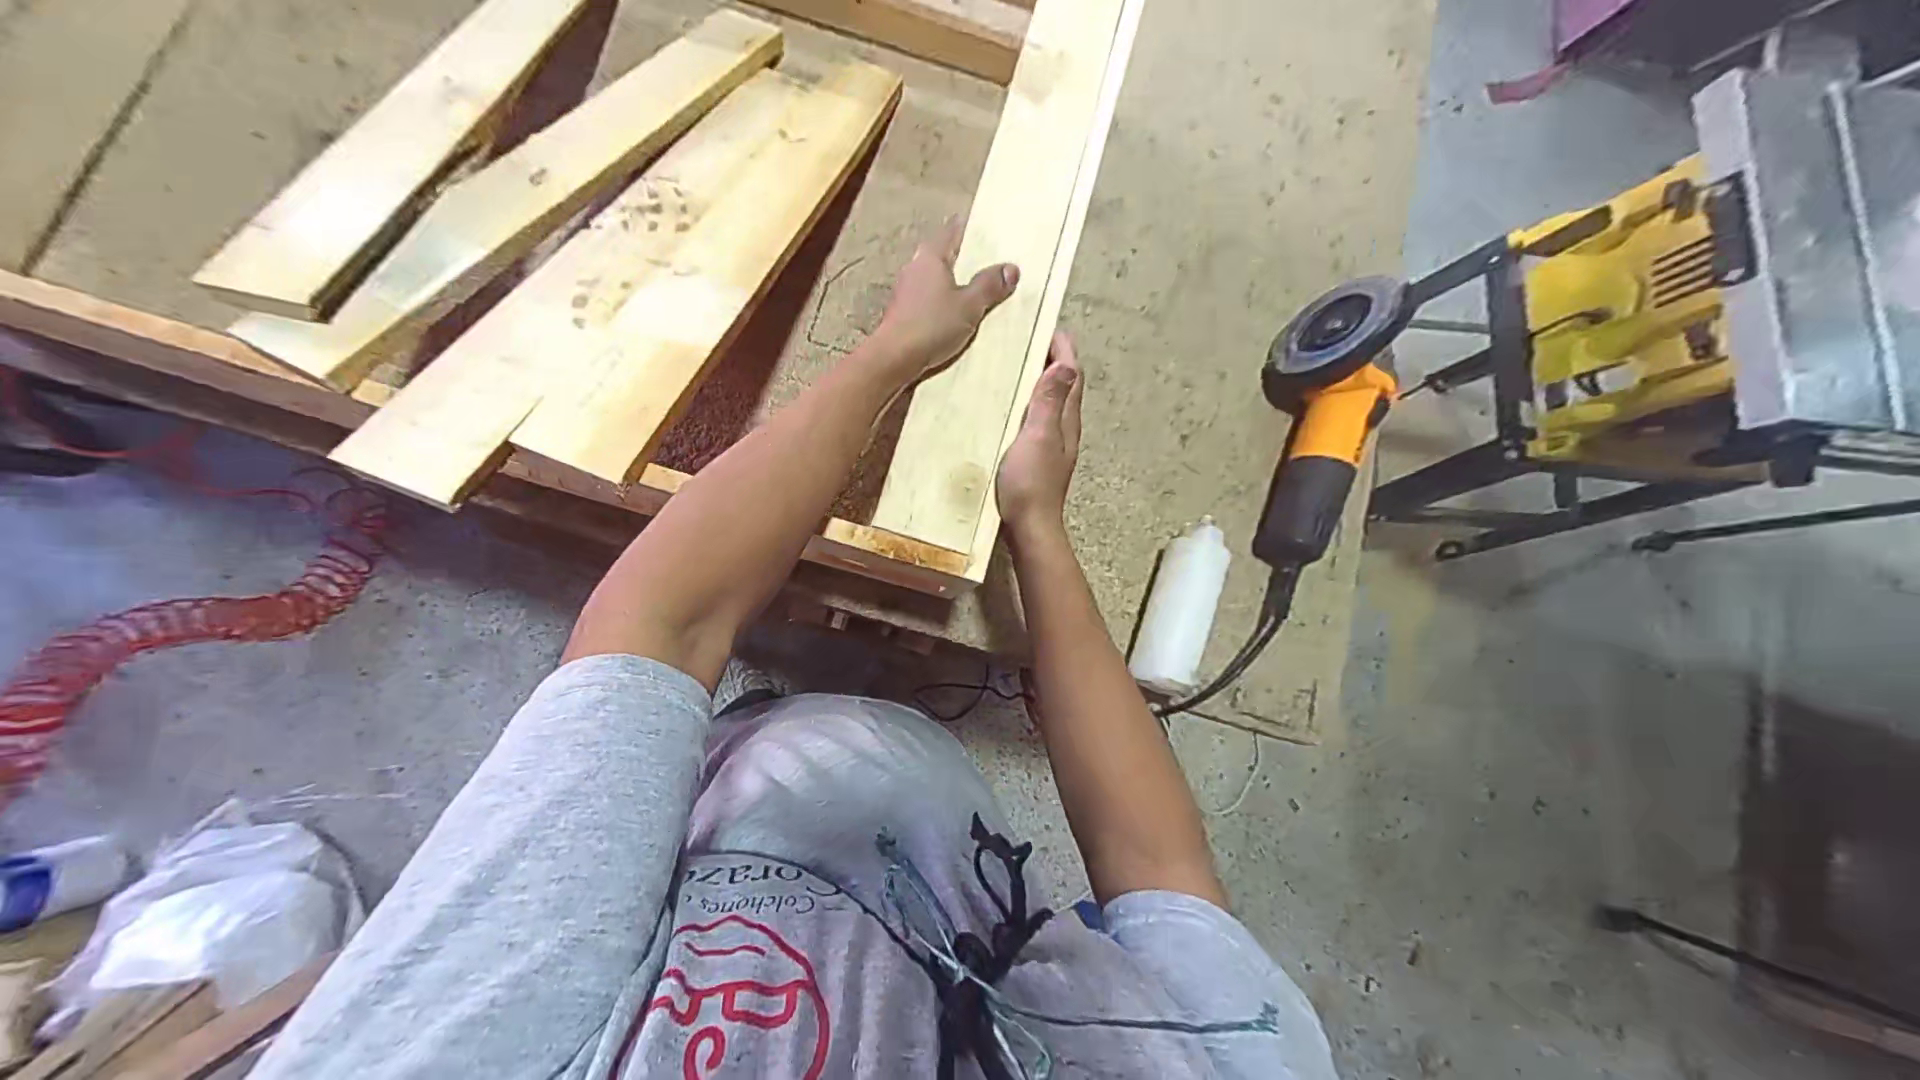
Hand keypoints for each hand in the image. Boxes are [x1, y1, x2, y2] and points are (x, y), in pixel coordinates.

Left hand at [868, 218, 1017, 381]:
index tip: (991, 233)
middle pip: (944, 255)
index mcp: (930, 256)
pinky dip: (943, 303)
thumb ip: (989, 286)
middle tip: (991, 264)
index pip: (953, 230)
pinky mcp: (903, 313)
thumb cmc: (932, 325)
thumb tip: (1011, 269)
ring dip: (954, 284)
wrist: (894, 359)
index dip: (972, 230)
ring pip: (936, 279)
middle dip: (965, 259)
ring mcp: (906, 291)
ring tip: (977, 292)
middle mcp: (915, 267)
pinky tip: (955, 314)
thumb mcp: (969, 306)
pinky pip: (930, 300)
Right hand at [996, 331, 1082, 537]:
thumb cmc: (1030, 484)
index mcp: (1066, 420)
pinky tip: (1012, 406)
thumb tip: (1065, 365)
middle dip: (1053, 358)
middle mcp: (1065, 428)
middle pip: (1065, 385)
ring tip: (1019, 364)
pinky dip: (1030, 401)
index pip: (1071, 373)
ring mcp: (1053, 444)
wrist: (1029, 528)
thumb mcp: (1038, 437)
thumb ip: (1049, 403)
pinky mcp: (1038, 457)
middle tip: (1030, 339)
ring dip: (1042, 380)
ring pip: (1053, 401)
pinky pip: (1038, 418)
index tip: (1047, 325)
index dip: (1062, 348)